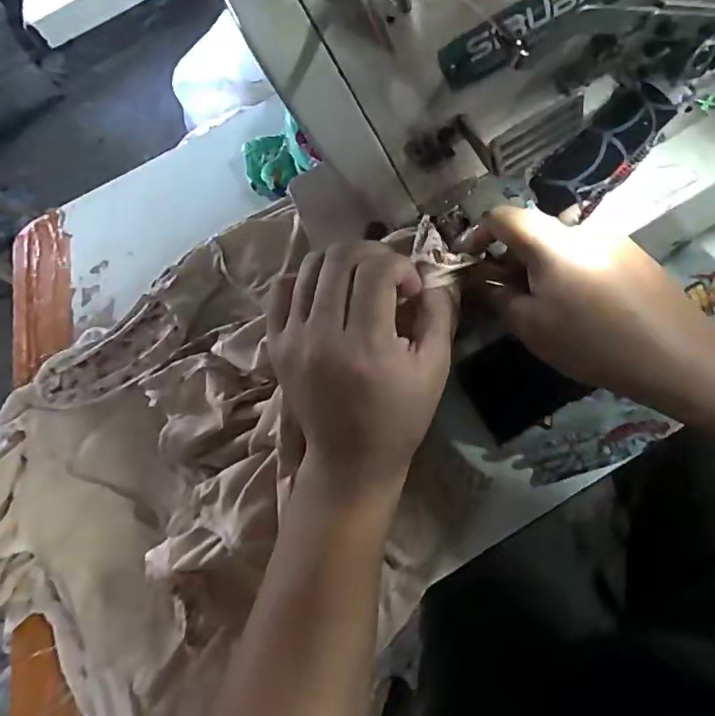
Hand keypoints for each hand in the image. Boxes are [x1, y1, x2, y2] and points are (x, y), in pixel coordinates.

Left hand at [266, 242, 457, 487]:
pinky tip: (330, 292)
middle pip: (342, 257)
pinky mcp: (275, 343)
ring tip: (361, 281)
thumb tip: (430, 274)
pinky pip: (283, 286)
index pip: (377, 269)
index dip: (402, 266)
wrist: (348, 460)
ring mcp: (292, 338)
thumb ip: (439, 314)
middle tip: (390, 276)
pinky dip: (309, 277)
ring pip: (312, 264)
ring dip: (344, 261)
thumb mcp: (436, 367)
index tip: (413, 289)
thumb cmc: (400, 416)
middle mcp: (322, 336)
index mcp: (366, 346)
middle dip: (375, 254)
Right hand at [468, 206, 714, 413]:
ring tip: (549, 307)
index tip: (469, 259)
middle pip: (534, 231)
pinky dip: (572, 272)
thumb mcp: (532, 327)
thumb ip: (498, 295)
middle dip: (511, 256)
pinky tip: (585, 309)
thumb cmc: (593, 341)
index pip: (503, 215)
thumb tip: (482, 276)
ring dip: (543, 267)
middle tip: (507, 294)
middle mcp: (581, 229)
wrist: (675, 353)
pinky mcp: (634, 255)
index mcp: (551, 241)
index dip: (478, 232)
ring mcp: (612, 239)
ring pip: (562, 245)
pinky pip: (588, 255)